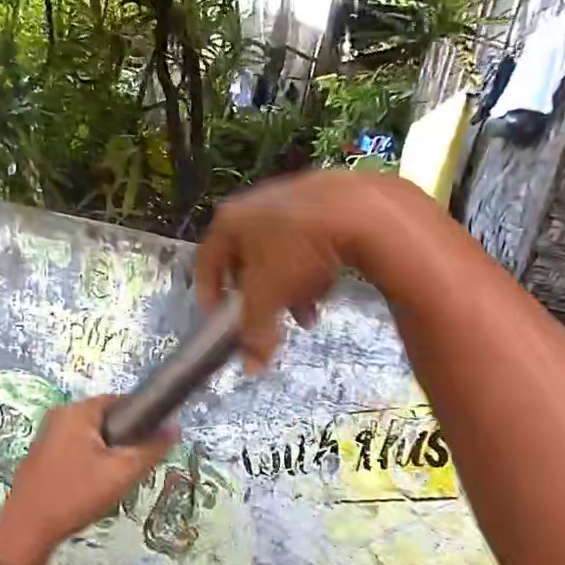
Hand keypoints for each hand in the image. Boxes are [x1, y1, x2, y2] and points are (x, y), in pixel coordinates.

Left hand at [0, 396, 177, 564]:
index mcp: (77, 411)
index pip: (119, 401)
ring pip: (90, 437)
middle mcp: (59, 415)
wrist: (26, 530)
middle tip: (130, 470)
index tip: (149, 446)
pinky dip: (87, 463)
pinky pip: (73, 449)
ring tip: (111, 482)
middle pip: (104, 420)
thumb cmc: (76, 495)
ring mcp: (46, 435)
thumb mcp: (122, 473)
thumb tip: (175, 428)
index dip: (140, 420)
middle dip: (122, 442)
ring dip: (105, 455)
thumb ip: (151, 449)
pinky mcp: (39, 455)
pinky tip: (89, 489)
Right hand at [194, 170, 437, 371]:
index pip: (206, 262)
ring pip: (279, 251)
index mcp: (229, 222)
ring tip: (307, 312)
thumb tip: (251, 368)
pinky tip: (328, 284)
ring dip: (289, 285)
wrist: (357, 210)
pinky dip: (310, 265)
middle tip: (270, 317)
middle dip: (259, 295)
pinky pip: (306, 239)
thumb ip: (255, 332)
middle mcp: (253, 204)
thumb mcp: (269, 298)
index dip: (210, 294)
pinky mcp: (323, 197)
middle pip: (246, 259)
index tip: (219, 319)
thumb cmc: (296, 252)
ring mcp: (289, 196)